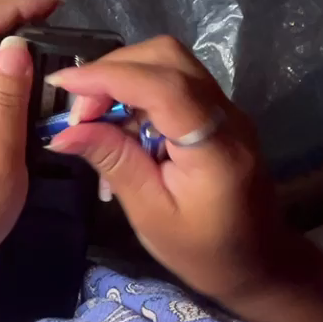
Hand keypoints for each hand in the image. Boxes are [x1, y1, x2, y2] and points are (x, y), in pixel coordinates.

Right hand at [44, 36, 295, 302]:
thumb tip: (62, 132)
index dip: (107, 76)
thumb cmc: (204, 250)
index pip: (163, 86)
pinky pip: (170, 80)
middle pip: (166, 57)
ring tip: (94, 116)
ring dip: (120, 77)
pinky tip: (117, 121)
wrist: (260, 264)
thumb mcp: (150, 213)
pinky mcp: (215, 111)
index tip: (62, 83)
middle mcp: (226, 114)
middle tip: (81, 111)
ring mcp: (224, 108)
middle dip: (112, 70)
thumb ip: (112, 162)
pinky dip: (133, 88)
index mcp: (214, 146)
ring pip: (167, 61)